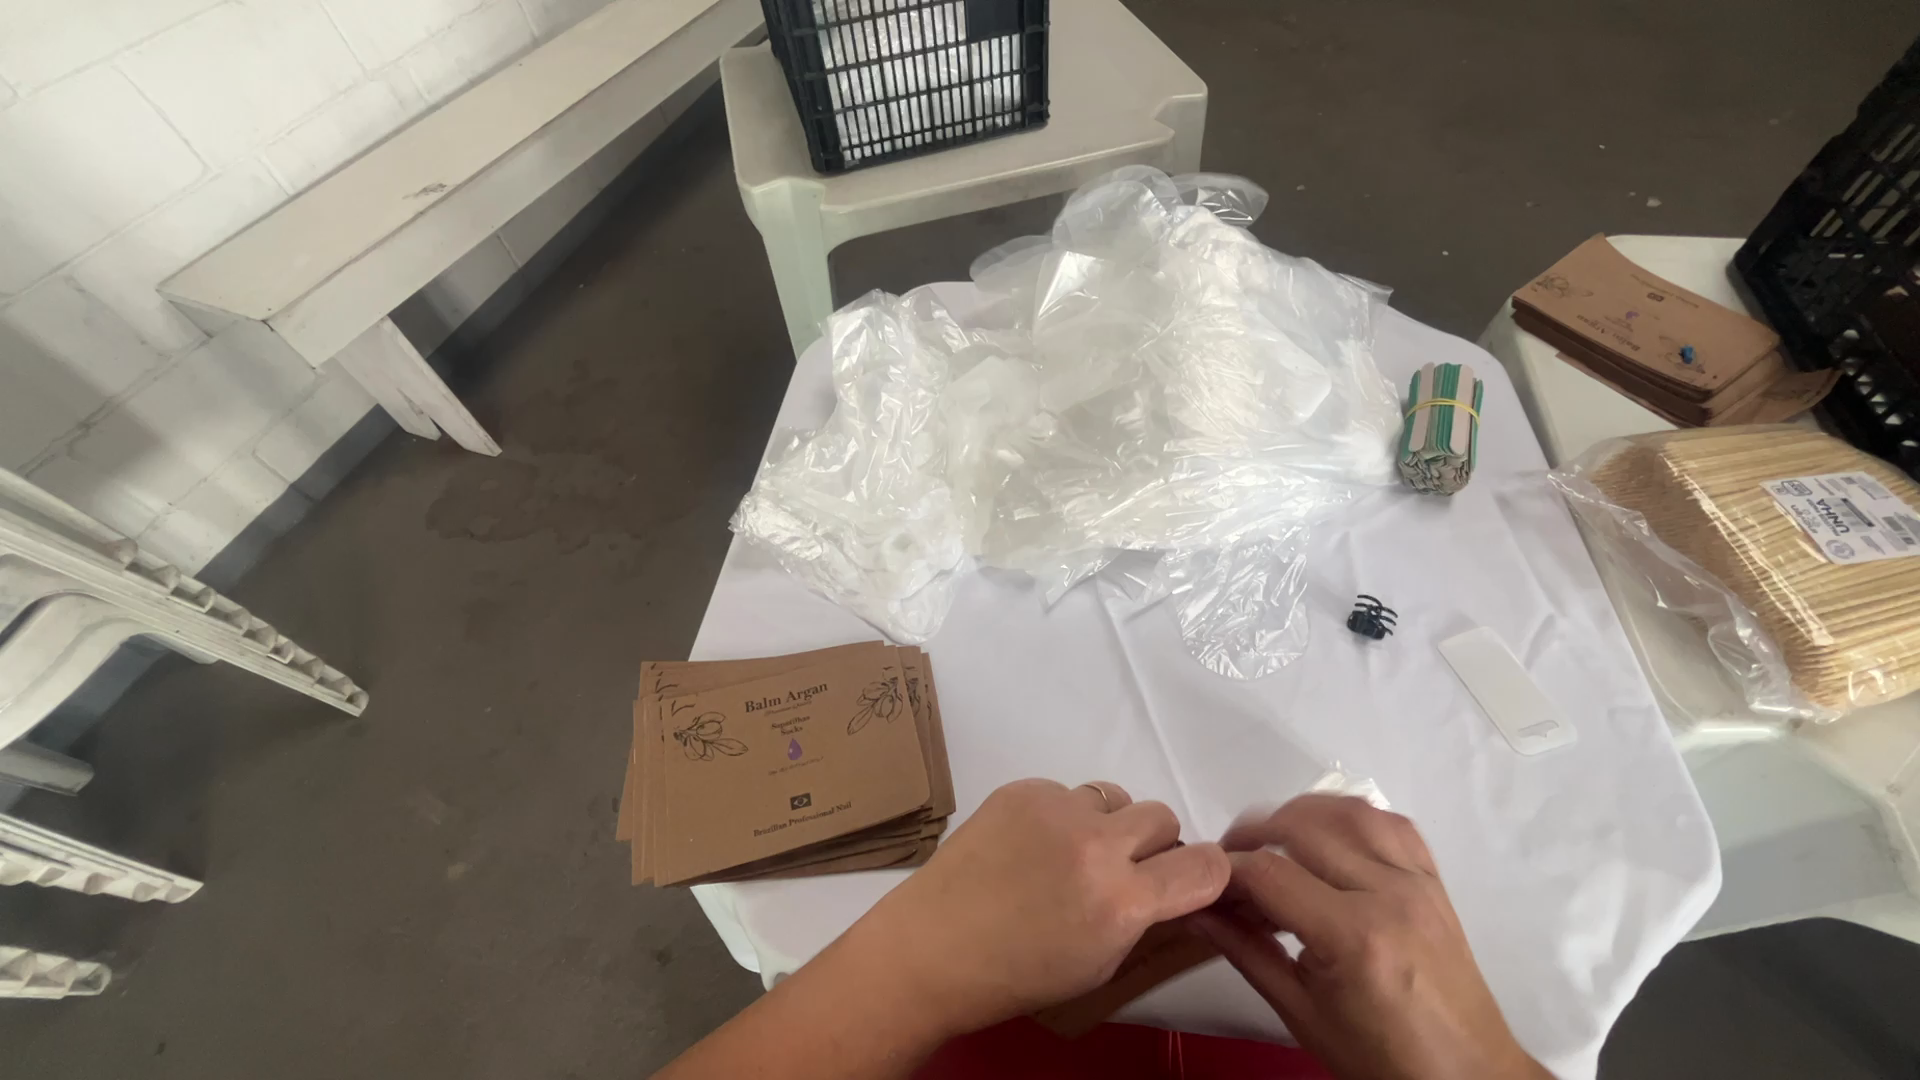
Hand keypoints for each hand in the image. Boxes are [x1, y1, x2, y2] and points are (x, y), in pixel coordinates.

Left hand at [842, 778, 1228, 1036]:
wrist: (936, 943)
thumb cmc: (1020, 973)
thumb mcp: (1100, 963)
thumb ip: (1143, 917)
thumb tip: (1172, 885)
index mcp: (1121, 902)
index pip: (1203, 865)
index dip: (1204, 872)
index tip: (1189, 878)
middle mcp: (1096, 844)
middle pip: (1160, 816)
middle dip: (1152, 844)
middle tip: (1119, 869)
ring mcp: (1056, 808)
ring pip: (1112, 797)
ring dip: (1105, 824)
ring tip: (1066, 853)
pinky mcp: (1023, 788)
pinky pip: (1065, 792)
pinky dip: (1060, 815)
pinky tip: (1028, 844)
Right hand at [1196, 795, 1549, 1079]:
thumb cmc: (1380, 1061)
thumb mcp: (1299, 1012)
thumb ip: (1243, 950)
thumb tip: (1193, 908)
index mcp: (1354, 938)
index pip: (1268, 874)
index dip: (1225, 870)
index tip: (1203, 881)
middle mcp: (1388, 896)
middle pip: (1300, 829)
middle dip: (1250, 835)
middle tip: (1228, 862)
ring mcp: (1417, 882)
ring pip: (1344, 811)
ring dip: (1296, 814)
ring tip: (1271, 840)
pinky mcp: (1434, 880)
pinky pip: (1389, 822)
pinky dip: (1348, 816)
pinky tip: (1325, 835)